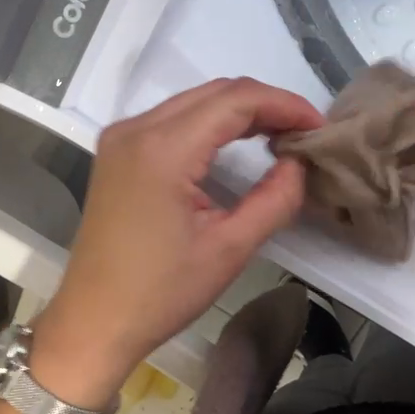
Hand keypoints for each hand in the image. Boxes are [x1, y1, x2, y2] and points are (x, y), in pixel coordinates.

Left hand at [30, 79, 324, 406]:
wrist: (96, 321)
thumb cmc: (162, 293)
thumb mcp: (230, 248)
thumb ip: (274, 199)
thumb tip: (299, 164)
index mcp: (163, 149)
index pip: (236, 100)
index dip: (284, 105)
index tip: (318, 127)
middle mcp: (136, 128)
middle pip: (214, 93)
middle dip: (265, 105)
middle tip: (303, 134)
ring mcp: (121, 139)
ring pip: (192, 102)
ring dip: (238, 113)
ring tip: (279, 139)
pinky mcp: (116, 155)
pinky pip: (172, 121)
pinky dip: (210, 126)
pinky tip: (236, 148)